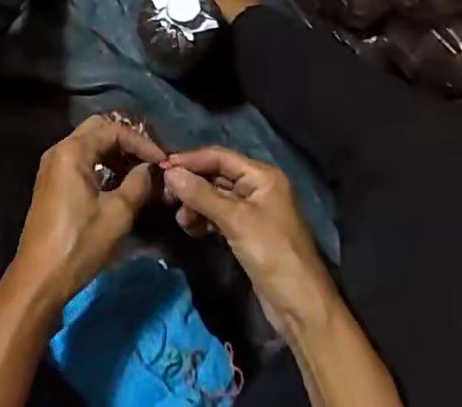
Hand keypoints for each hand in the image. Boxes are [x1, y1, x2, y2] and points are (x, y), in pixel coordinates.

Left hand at [12, 115, 165, 303]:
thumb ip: (139, 183)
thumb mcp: (118, 214)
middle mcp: (59, 150)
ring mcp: (52, 166)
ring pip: (89, 143)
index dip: (142, 143)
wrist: (38, 281)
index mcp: (72, 151)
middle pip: (99, 129)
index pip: (114, 130)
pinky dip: (101, 163)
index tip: (162, 160)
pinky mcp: (51, 182)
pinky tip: (118, 181)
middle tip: (148, 158)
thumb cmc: (79, 244)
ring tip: (138, 170)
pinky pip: (80, 159)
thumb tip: (150, 168)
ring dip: (114, 151)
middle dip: (126, 141)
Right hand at [161, 147, 339, 337]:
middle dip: (192, 184)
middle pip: (217, 175)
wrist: (299, 304)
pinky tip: (192, 228)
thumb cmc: (272, 253)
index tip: (162, 166)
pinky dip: (205, 219)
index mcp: (262, 175)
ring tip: (182, 219)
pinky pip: (220, 216)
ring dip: (196, 204)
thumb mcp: (236, 221)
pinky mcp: (247, 231)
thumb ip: (202, 195)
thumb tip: (169, 172)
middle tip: (166, 195)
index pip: (220, 157)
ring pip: (216, 197)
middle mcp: (258, 186)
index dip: (191, 160)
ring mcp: (252, 210)